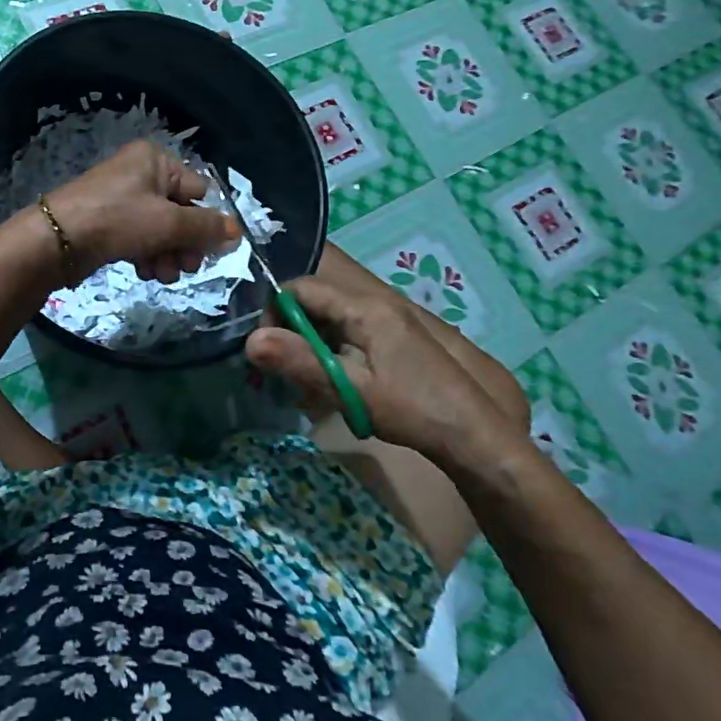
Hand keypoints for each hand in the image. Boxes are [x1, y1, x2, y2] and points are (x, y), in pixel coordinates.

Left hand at [41, 141, 239, 283]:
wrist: (55, 241)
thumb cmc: (117, 221)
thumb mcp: (168, 223)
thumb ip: (206, 228)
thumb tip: (237, 233)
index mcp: (156, 161)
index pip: (199, 191)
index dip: (206, 220)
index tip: (209, 249)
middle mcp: (141, 174)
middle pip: (181, 212)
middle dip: (186, 243)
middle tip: (187, 267)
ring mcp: (123, 199)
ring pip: (162, 229)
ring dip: (168, 254)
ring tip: (162, 274)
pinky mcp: (109, 223)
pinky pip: (141, 237)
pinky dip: (148, 254)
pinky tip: (146, 272)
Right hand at [245, 244, 528, 459]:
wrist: (470, 432)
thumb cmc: (410, 408)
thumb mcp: (350, 388)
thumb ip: (300, 361)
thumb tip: (250, 340)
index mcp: (365, 308)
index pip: (303, 289)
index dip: (276, 312)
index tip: (267, 348)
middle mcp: (376, 303)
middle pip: (317, 302)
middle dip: (291, 331)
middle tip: (281, 369)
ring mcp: (388, 319)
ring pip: (332, 319)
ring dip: (311, 344)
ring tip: (303, 380)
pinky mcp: (395, 337)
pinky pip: (350, 331)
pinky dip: (332, 350)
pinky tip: (332, 380)